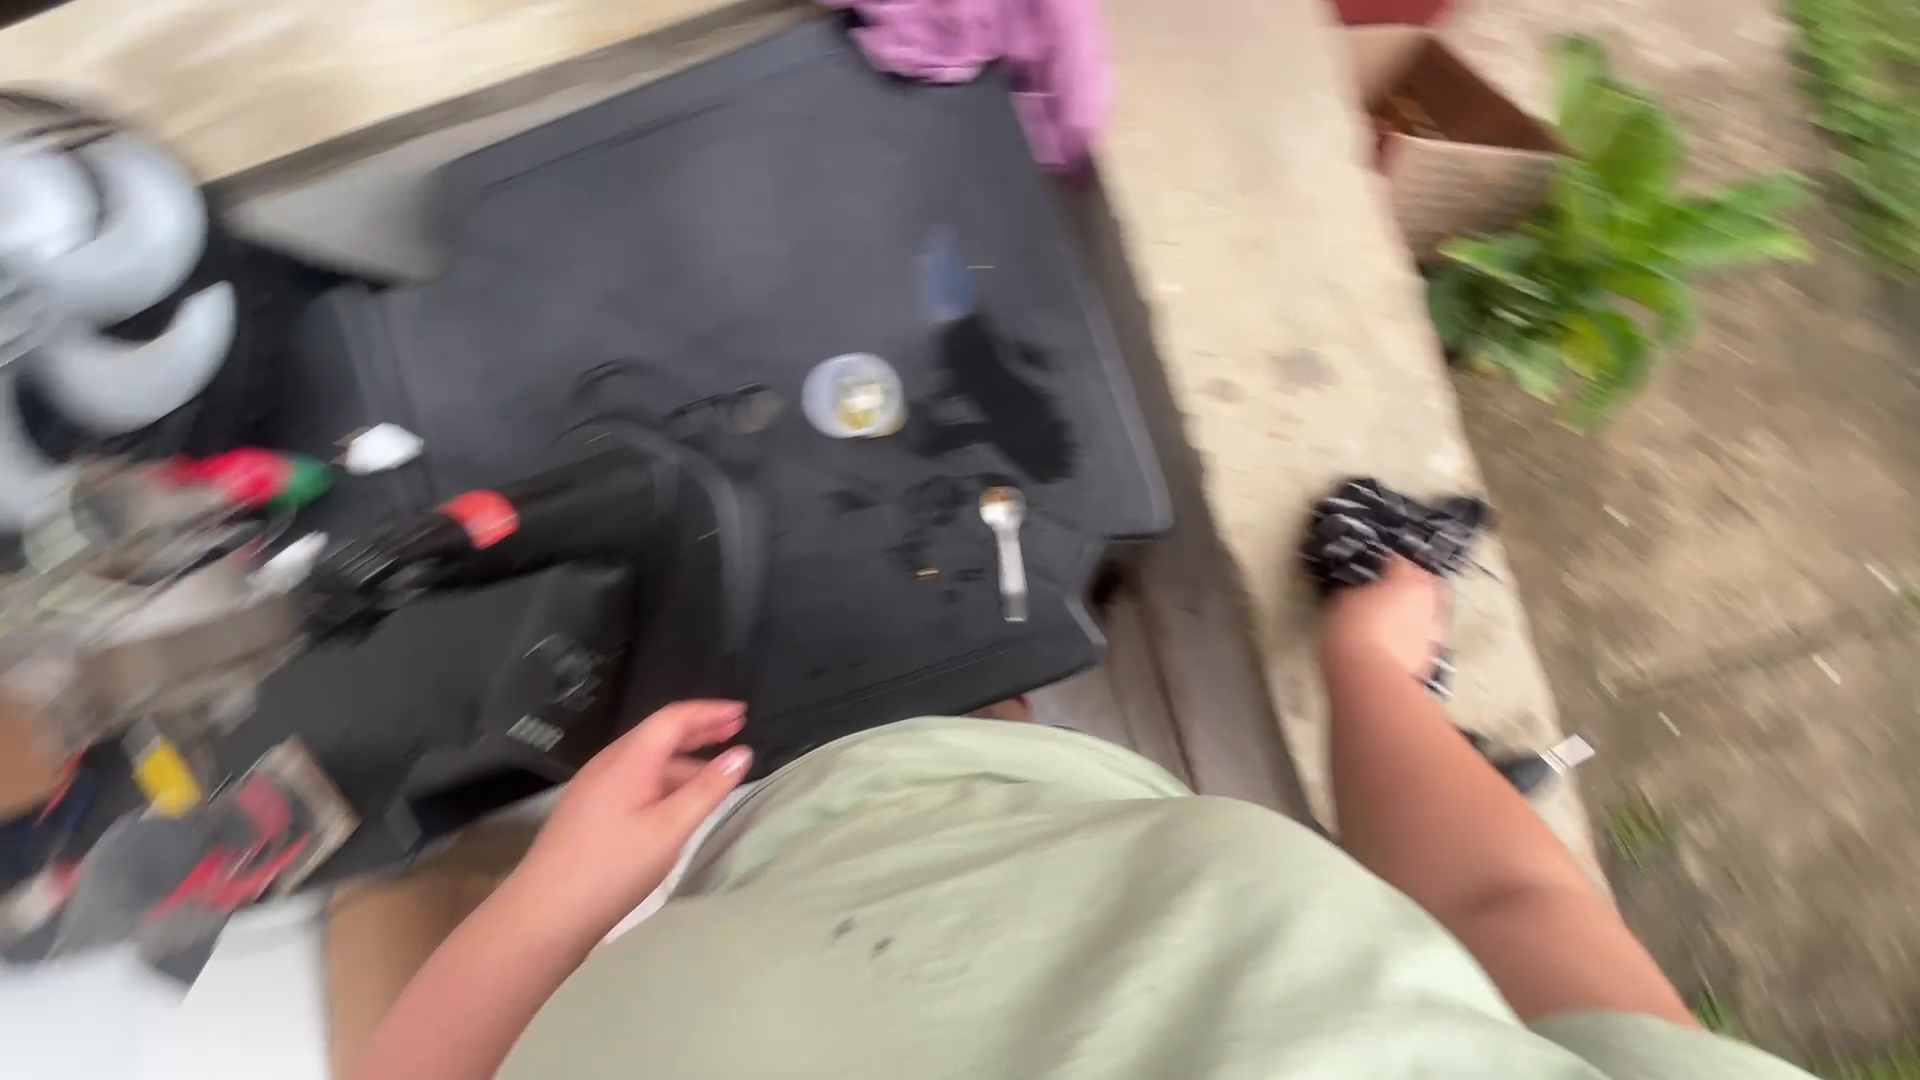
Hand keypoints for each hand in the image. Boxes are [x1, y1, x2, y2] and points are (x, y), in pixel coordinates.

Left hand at [507, 700, 752, 938]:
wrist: (540, 919)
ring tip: (717, 771)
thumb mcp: (671, 828)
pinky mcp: (590, 812)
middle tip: (737, 727)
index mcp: (629, 759)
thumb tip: (742, 754)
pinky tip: (679, 801)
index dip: (710, 711)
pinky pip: (636, 779)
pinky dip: (666, 779)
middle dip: (700, 729)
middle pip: (660, 733)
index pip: (674, 718)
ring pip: (648, 760)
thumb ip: (708, 788)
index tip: (742, 712)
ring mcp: (595, 788)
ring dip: (685, 758)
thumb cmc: (612, 868)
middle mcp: (609, 764)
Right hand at [1318, 555, 1442, 676]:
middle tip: (1399, 581)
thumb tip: (1361, 594)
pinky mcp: (1429, 655)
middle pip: (1428, 583)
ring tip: (1399, 612)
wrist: (1367, 672)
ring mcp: (1431, 630)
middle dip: (1415, 579)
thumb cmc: (1352, 631)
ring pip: (1430, 611)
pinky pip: (1424, 636)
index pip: (1399, 562)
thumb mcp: (1343, 601)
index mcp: (1407, 582)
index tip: (1379, 560)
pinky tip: (1397, 637)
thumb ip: (1359, 592)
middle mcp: (1427, 603)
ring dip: (1418, 608)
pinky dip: (1414, 633)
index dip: (1387, 560)